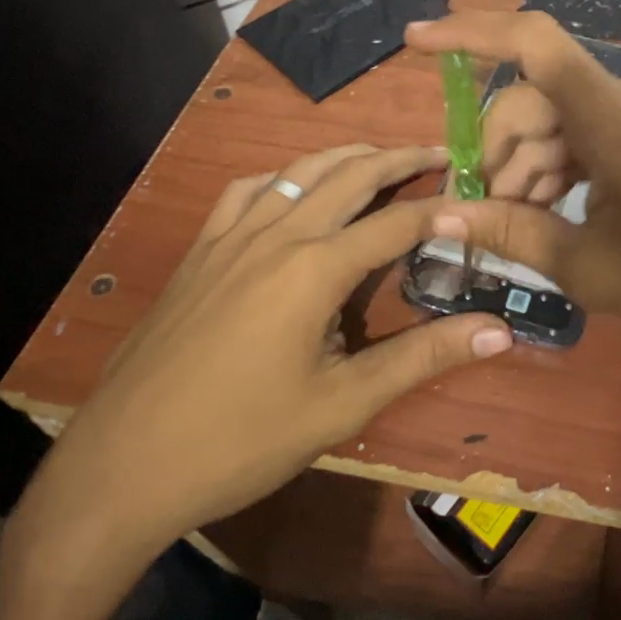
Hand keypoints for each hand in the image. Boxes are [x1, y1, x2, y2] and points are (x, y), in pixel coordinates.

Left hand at [0, 145, 512, 619]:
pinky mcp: (199, 253)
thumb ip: (422, 358)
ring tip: (380, 158)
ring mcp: (229, 238)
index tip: (475, 201)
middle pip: (349, 175)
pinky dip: (284, 176)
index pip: (394, 223)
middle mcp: (275, 235)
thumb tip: (499, 331)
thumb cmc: (241, 440)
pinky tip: (292, 190)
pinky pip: (247, 191)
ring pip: (298, 172)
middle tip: (438, 152)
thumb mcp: (342, 405)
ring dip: (345, 157)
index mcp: (314, 269)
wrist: (121, 467)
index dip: (440, 210)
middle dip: (398, 159)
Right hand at [406, 12, 620, 350]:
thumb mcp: (591, 267)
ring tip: (518, 225)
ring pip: (557, 121)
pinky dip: (559, 169)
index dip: (470, 33)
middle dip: (497, 150)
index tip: (415, 43)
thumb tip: (443, 213)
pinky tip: (551, 215)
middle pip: (533, 98)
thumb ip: (514, 232)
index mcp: (611, 115)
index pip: (532, 43)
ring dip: (527, 166)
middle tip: (478, 209)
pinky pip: (588, 136)